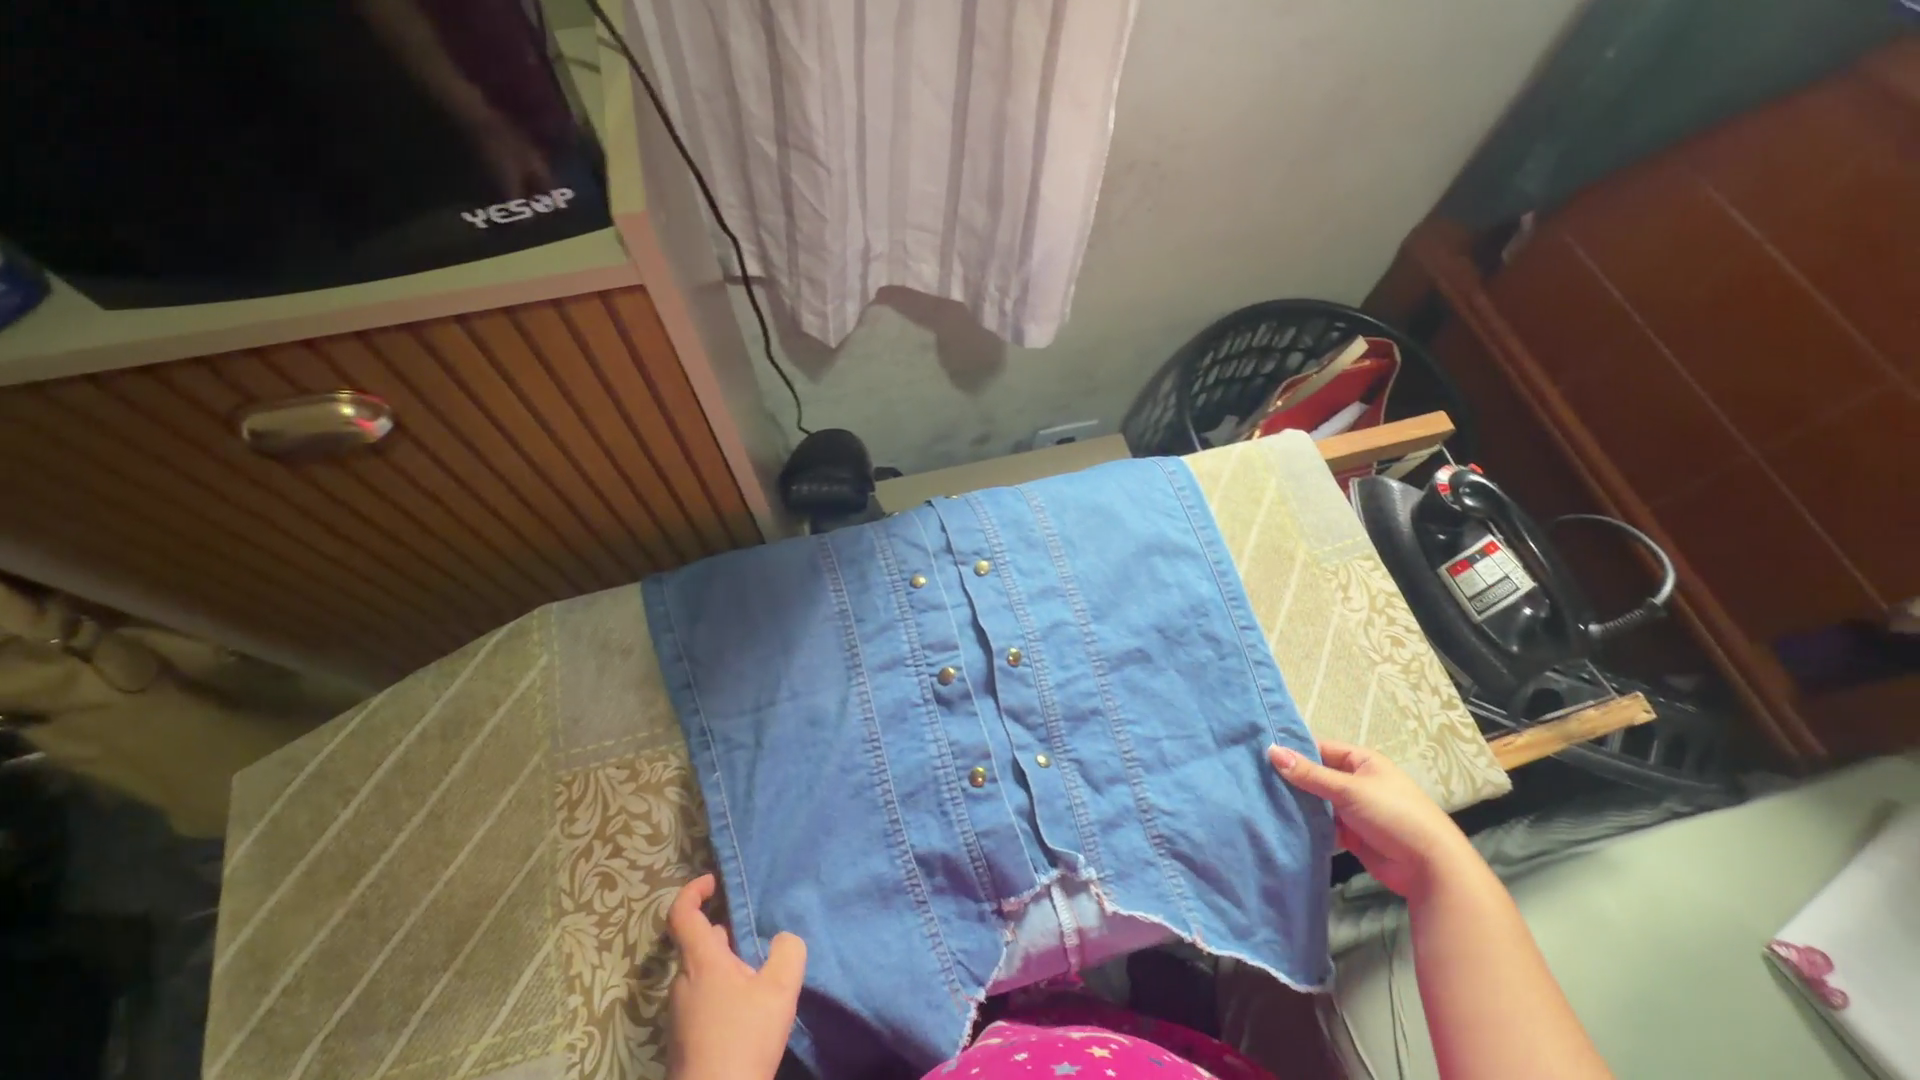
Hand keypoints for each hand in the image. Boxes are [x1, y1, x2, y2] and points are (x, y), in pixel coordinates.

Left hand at [666, 874, 806, 1079]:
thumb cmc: (743, 1038)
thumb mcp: (779, 990)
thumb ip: (788, 952)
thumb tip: (783, 938)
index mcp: (701, 961)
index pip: (682, 913)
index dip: (693, 891)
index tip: (713, 882)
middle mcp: (683, 981)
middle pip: (697, 944)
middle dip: (724, 933)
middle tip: (754, 936)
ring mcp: (680, 1012)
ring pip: (702, 973)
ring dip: (726, 965)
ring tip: (759, 975)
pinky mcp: (685, 1037)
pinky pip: (703, 998)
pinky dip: (723, 991)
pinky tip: (749, 1010)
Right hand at [1269, 739, 1474, 901]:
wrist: (1428, 866)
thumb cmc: (1393, 815)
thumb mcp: (1349, 790)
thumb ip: (1310, 774)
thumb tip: (1272, 751)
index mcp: (1361, 761)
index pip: (1320, 749)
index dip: (1293, 751)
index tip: (1259, 754)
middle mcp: (1355, 781)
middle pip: (1315, 775)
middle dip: (1290, 779)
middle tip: (1252, 779)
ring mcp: (1352, 809)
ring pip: (1316, 801)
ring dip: (1296, 803)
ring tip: (1258, 801)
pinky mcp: (1349, 834)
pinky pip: (1321, 824)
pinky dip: (1305, 825)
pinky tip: (1279, 823)